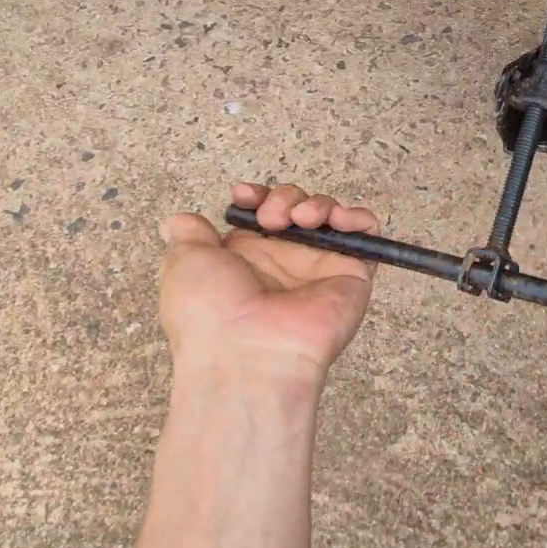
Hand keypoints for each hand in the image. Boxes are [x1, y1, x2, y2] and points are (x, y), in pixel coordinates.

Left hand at [158, 182, 380, 384]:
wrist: (248, 352)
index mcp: (248, 257)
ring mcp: (320, 265)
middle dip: (286, 197)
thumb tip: (179, 220)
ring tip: (302, 219)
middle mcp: (286, 259)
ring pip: (331, 213)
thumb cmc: (211, 315)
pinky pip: (366, 233)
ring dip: (317, 203)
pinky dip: (358, 217)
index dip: (258, 195)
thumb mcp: (184, 265)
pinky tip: (337, 219)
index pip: (262, 211)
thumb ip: (188, 236)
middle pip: (297, 205)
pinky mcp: (352, 272)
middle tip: (272, 219)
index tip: (244, 195)